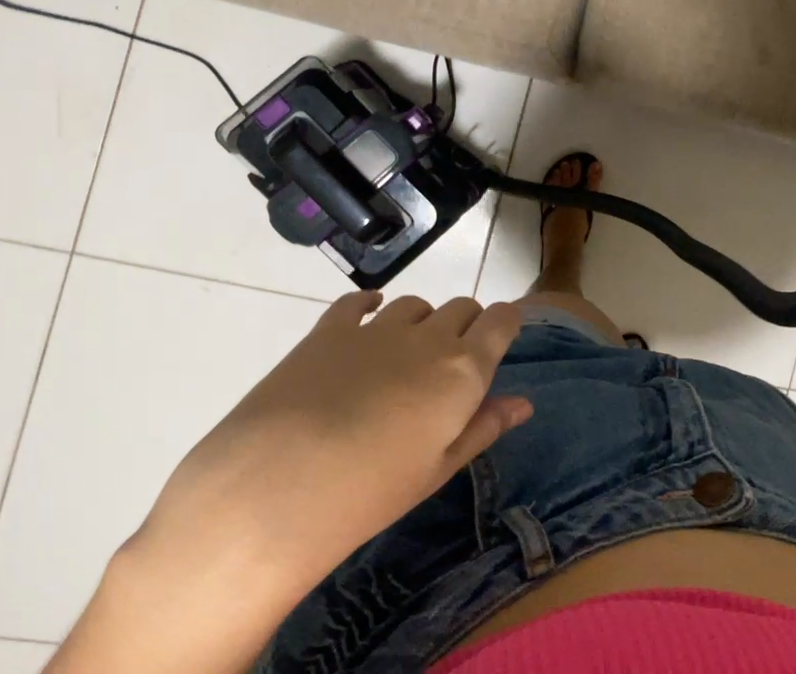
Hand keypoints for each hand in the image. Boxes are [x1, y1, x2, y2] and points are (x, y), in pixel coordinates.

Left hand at [132, 292, 530, 598]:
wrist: (272, 488)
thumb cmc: (369, 493)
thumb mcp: (438, 469)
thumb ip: (483, 427)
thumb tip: (523, 402)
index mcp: (464, 370)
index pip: (502, 320)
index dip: (505, 325)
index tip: (498, 343)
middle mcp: (428, 338)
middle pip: (462, 307)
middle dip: (466, 326)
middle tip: (449, 366)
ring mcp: (376, 330)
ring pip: (416, 304)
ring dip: (421, 321)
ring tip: (404, 357)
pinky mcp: (328, 331)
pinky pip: (361, 302)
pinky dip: (372, 306)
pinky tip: (367, 321)